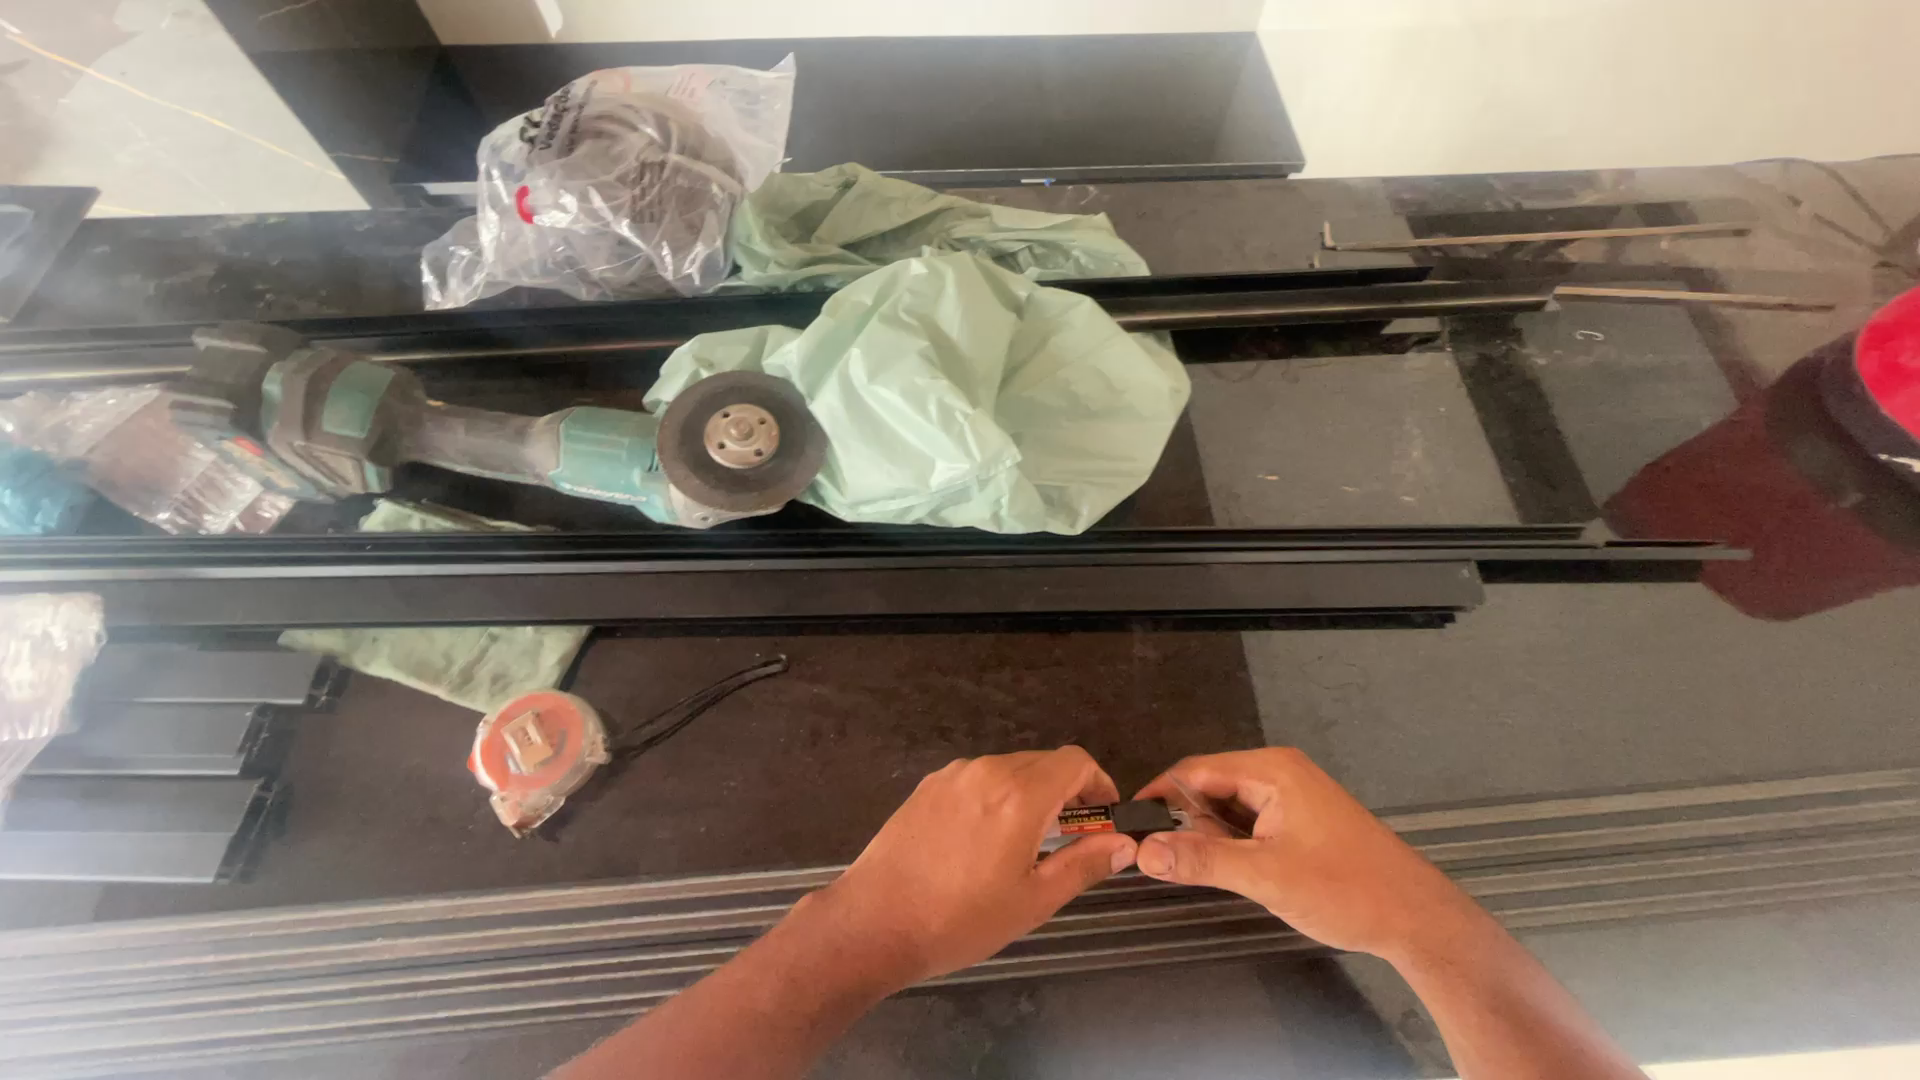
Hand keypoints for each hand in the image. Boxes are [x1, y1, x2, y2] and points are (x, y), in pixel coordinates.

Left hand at [807, 747, 1138, 988]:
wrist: (874, 921)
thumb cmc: (960, 919)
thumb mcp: (1032, 901)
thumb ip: (1083, 864)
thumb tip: (1124, 843)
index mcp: (1019, 794)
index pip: (1075, 762)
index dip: (1098, 784)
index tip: (1101, 819)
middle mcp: (986, 770)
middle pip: (1043, 763)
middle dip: (1066, 793)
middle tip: (1069, 839)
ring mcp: (952, 775)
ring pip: (1010, 769)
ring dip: (1031, 794)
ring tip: (1025, 845)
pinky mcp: (928, 785)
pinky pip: (978, 779)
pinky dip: (996, 796)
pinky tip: (982, 841)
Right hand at [1134, 748, 1473, 961]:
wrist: (1420, 923)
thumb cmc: (1347, 891)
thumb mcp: (1265, 877)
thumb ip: (1201, 860)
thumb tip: (1144, 852)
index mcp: (1271, 770)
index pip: (1194, 770)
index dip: (1159, 796)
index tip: (1132, 825)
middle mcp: (1280, 771)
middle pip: (1210, 785)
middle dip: (1186, 819)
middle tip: (1167, 857)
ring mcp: (1293, 794)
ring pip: (1229, 805)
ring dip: (1211, 834)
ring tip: (1204, 867)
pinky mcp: (1301, 817)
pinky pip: (1250, 819)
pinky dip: (1233, 840)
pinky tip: (1235, 867)